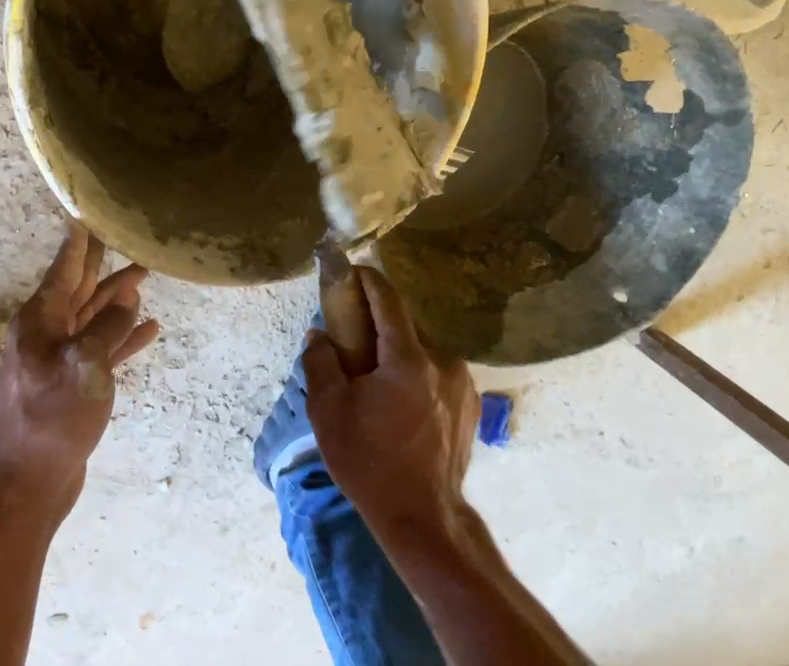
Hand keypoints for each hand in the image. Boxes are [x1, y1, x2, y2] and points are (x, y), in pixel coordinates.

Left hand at [0, 223, 159, 521]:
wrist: (30, 482)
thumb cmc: (53, 419)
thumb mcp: (85, 367)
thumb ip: (108, 328)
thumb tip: (127, 299)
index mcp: (39, 322)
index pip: (64, 269)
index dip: (79, 243)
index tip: (87, 214)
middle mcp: (45, 334)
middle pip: (79, 289)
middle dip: (103, 265)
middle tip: (126, 237)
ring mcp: (57, 360)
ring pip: (92, 319)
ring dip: (117, 300)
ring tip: (145, 275)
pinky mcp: (71, 385)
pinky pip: (99, 350)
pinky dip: (121, 338)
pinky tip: (149, 328)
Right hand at [301, 266, 478, 528]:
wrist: (422, 517)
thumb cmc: (369, 461)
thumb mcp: (328, 410)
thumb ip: (320, 361)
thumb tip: (319, 334)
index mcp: (408, 358)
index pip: (387, 299)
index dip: (366, 279)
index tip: (349, 271)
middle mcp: (443, 361)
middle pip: (406, 322)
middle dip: (377, 320)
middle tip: (350, 336)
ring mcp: (462, 383)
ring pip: (422, 347)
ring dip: (396, 348)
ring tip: (372, 374)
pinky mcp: (470, 404)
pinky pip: (436, 371)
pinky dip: (414, 370)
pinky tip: (396, 399)